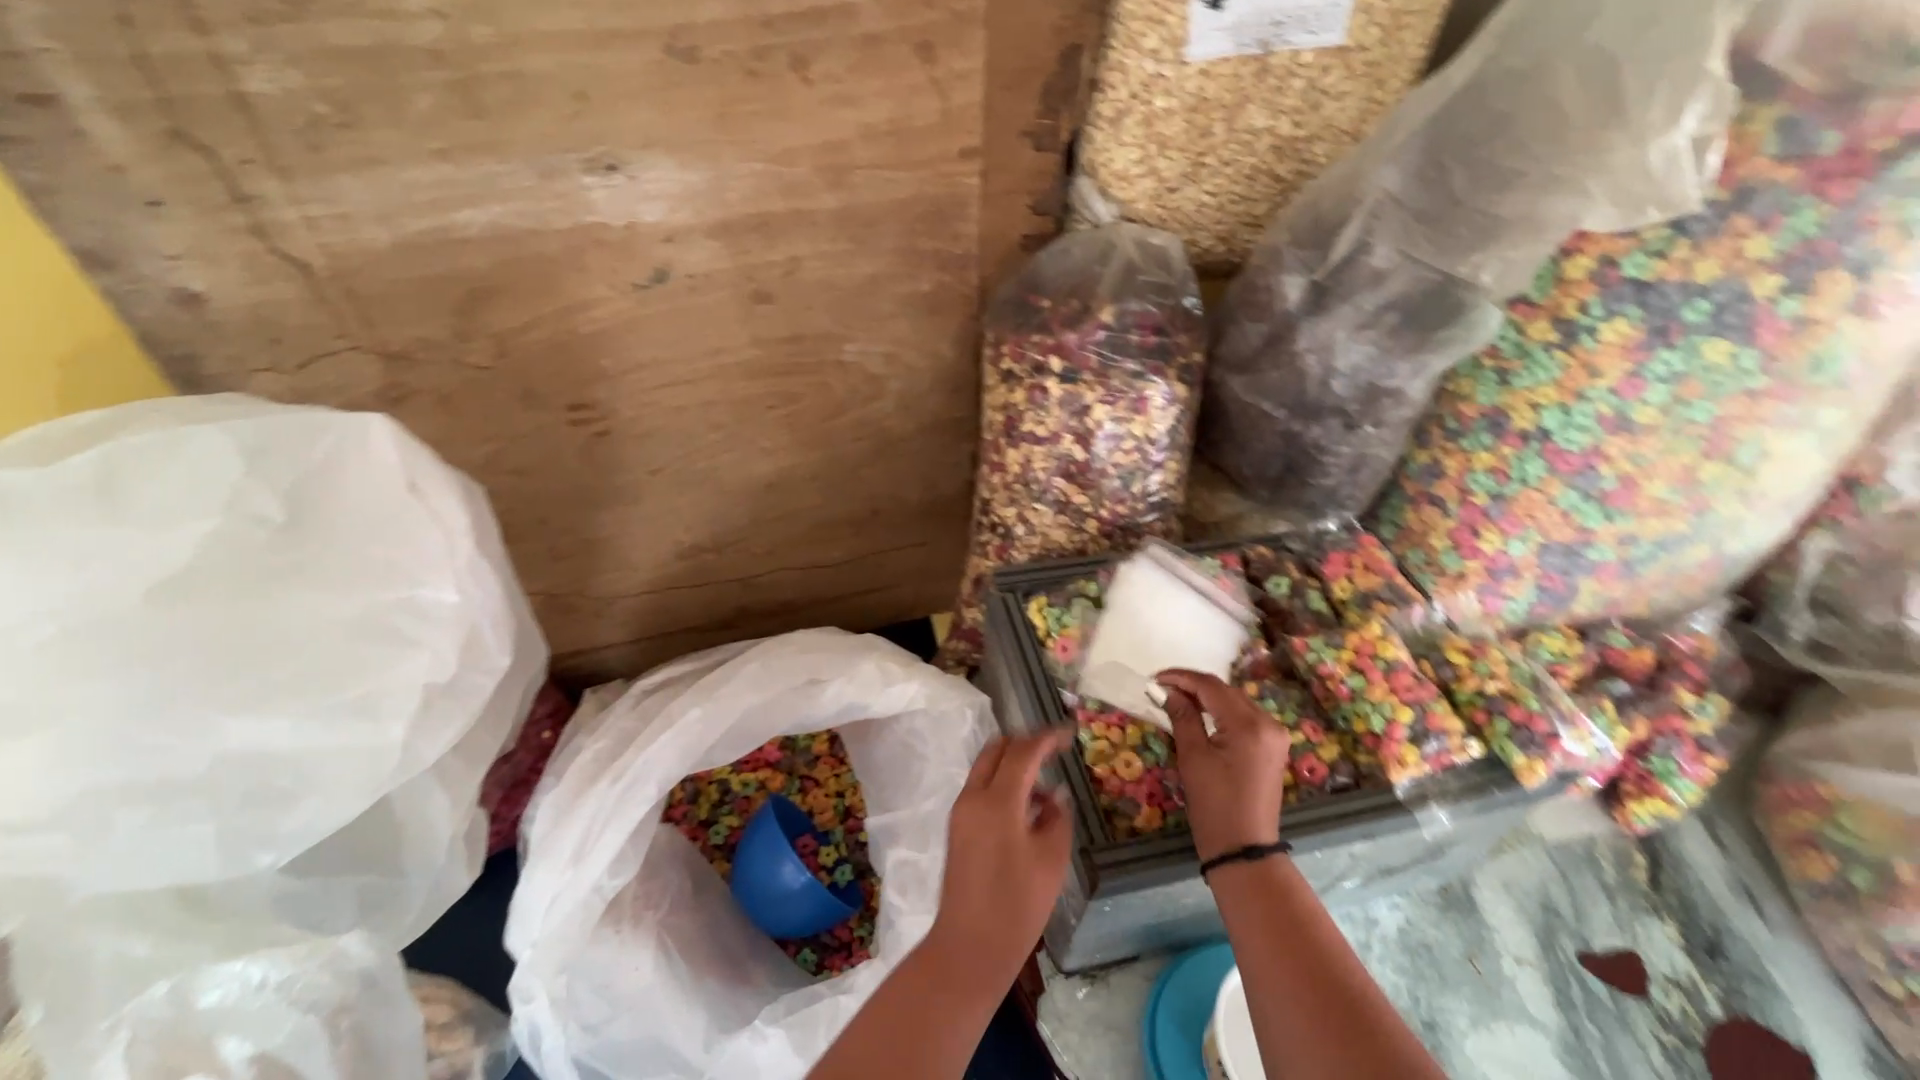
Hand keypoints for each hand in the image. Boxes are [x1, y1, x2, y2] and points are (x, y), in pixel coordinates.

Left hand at [925, 730, 1074, 980]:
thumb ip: (1056, 817)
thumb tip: (1053, 797)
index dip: (1047, 738)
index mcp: (997, 801)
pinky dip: (1002, 787)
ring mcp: (960, 813)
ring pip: (986, 770)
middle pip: (996, 750)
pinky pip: (980, 791)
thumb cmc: (1018, 904)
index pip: (1023, 751)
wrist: (970, 946)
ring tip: (1045, 791)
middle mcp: (972, 798)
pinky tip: (1027, 812)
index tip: (1068, 733)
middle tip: (1053, 752)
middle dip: (1024, 744)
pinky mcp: (957, 830)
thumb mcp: (1052, 859)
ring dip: (1013, 767)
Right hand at [1157, 670, 1290, 863]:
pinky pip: (1245, 719)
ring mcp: (1275, 736)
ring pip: (1237, 703)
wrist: (1243, 848)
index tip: (1155, 679)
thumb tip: (1168, 692)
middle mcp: (1268, 723)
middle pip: (1227, 692)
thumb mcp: (1193, 757)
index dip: (1181, 678)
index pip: (1212, 687)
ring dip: (1208, 699)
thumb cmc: (1213, 805)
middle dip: (1194, 687)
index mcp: (1249, 725)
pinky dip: (1223, 714)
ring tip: (1178, 700)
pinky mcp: (1274, 748)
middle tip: (1163, 689)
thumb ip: (1182, 717)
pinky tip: (1202, 717)